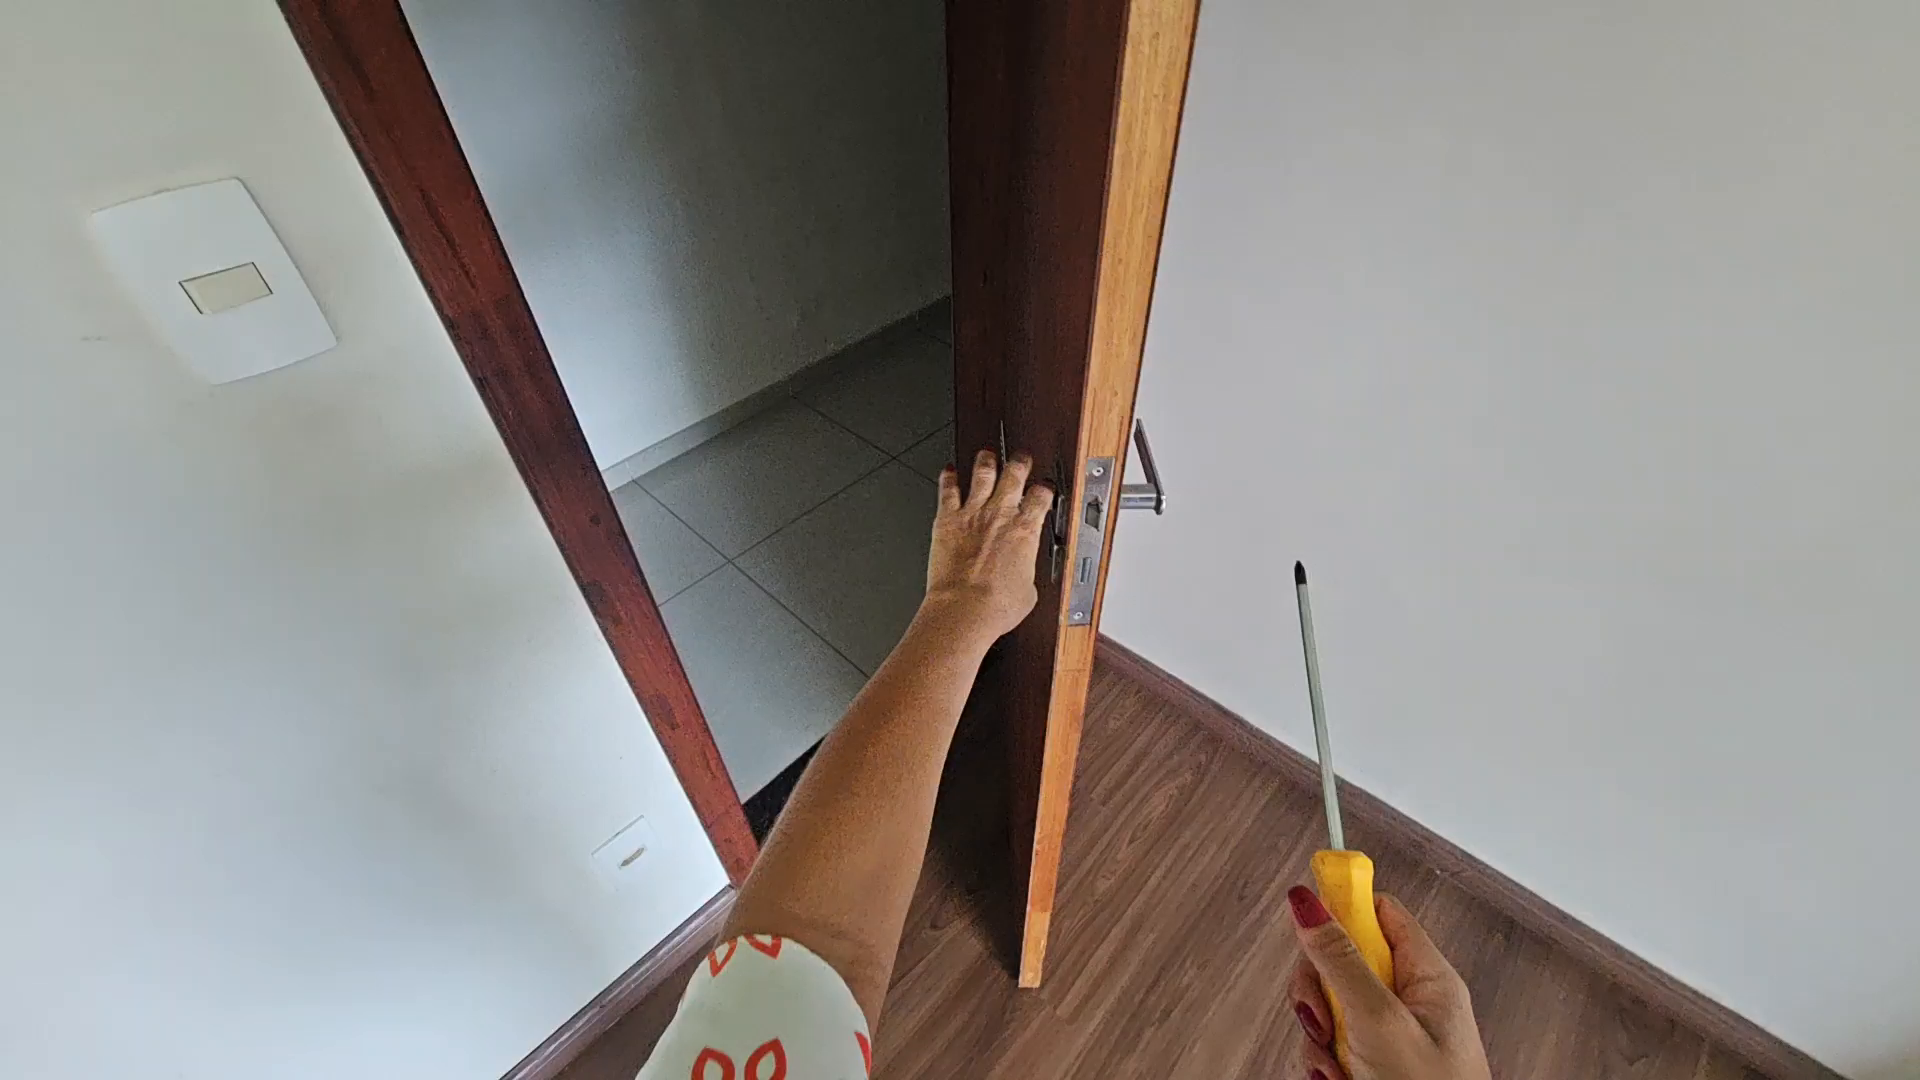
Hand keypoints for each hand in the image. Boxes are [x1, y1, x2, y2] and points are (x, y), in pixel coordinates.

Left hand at [920, 449, 1053, 646]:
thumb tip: (1021, 575)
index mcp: (1025, 531)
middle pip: (1014, 475)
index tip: (1043, 486)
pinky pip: (948, 490)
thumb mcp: (1028, 590)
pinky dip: (948, 478)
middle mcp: (1000, 515)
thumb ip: (1025, 571)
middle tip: (1021, 458)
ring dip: (986, 461)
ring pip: (982, 473)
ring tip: (986, 455)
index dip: (1044, 488)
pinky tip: (948, 471)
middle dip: (1019, 462)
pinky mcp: (947, 519)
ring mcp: (972, 514)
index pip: (1041, 497)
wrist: (963, 609)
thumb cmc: (995, 606)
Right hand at [1287, 888, 1492, 1079]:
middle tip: (1323, 1013)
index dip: (1340, 904)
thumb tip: (1306, 899)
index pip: (1376, 910)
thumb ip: (1339, 959)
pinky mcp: (1370, 1062)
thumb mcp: (1377, 1022)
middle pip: (1340, 955)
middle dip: (1318, 984)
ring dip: (1318, 1031)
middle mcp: (1408, 1000)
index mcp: (1428, 978)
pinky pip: (1328, 1039)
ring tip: (1335, 1064)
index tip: (1304, 908)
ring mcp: (1387, 1033)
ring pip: (1327, 1000)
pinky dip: (1323, 1061)